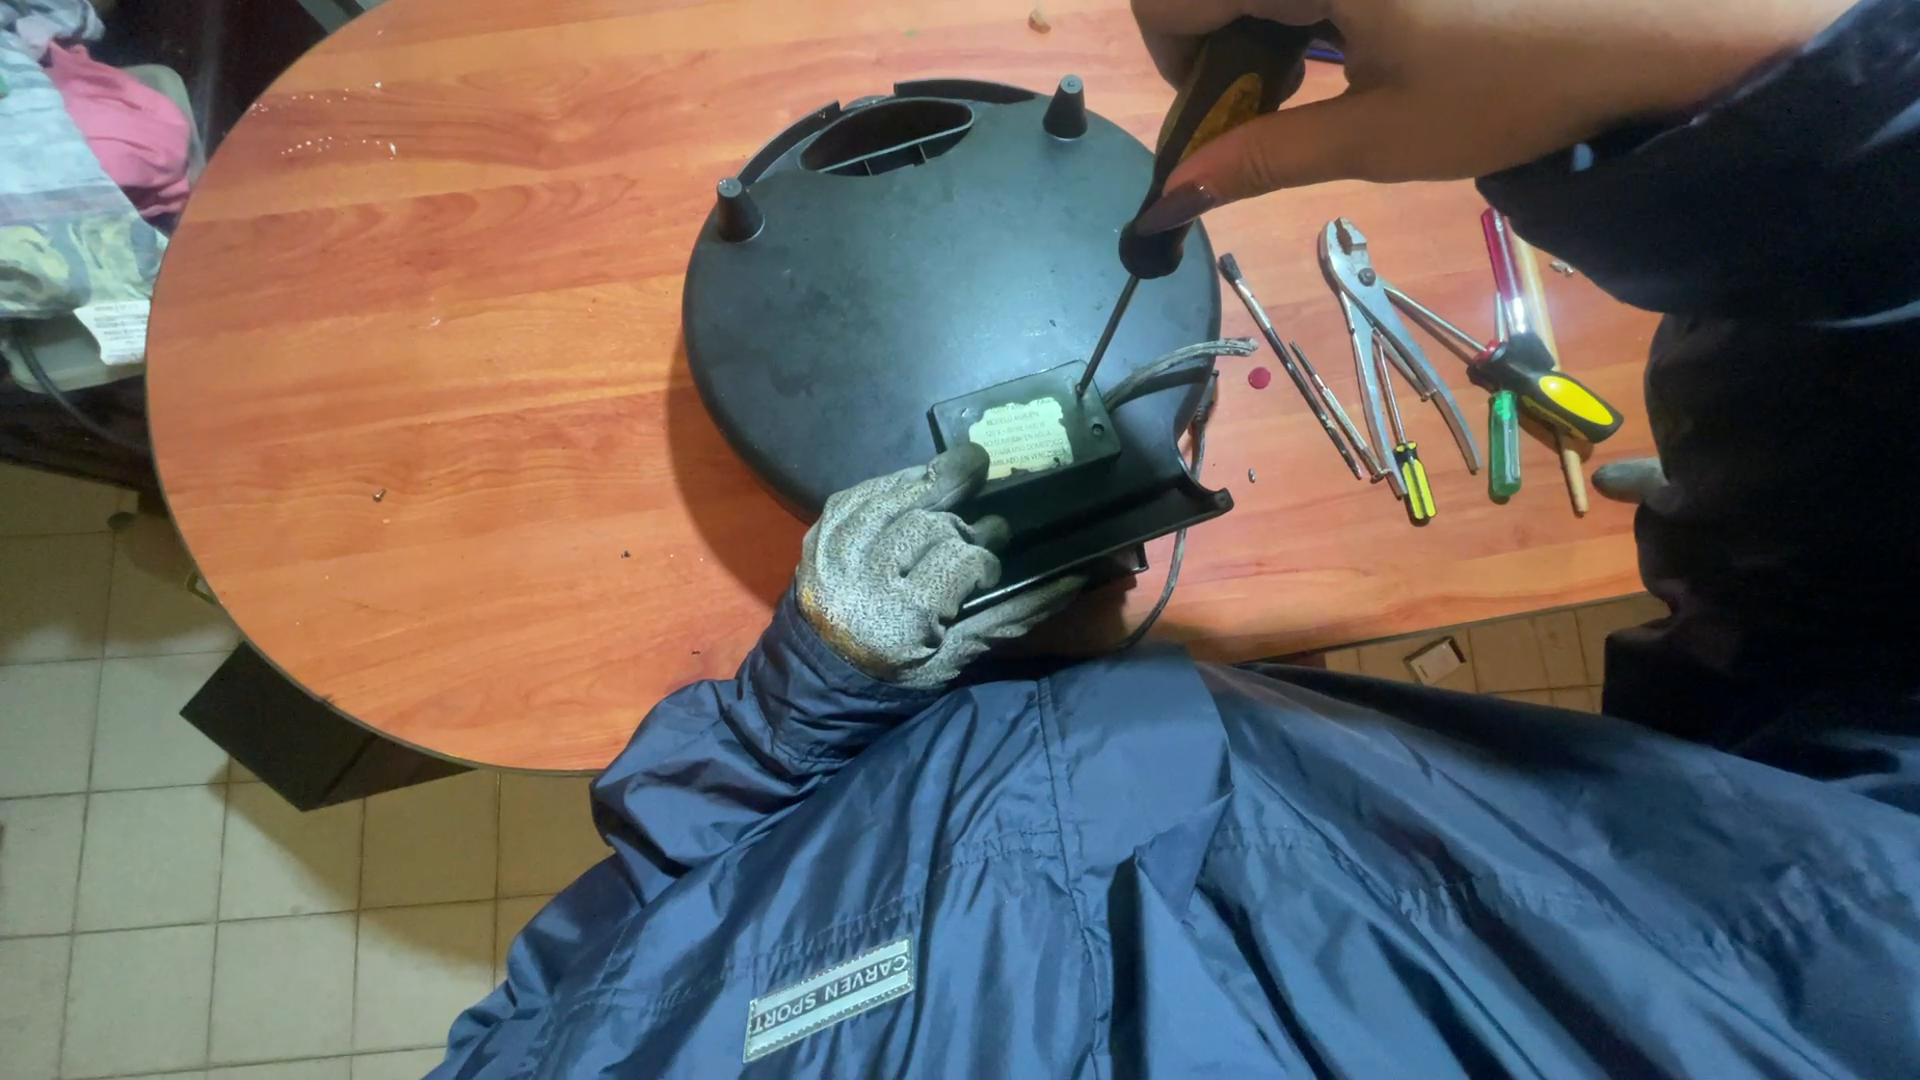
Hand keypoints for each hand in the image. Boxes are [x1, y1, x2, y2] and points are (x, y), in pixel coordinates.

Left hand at [796, 445, 1083, 687]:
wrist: (819, 681)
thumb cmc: (896, 675)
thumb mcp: (954, 657)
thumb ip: (1008, 616)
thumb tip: (1069, 580)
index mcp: (900, 619)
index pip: (958, 560)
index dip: (985, 556)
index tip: (994, 560)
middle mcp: (862, 580)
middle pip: (926, 523)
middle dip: (962, 520)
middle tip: (986, 524)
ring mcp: (833, 554)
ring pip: (892, 498)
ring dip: (931, 481)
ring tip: (962, 472)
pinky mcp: (815, 539)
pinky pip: (857, 494)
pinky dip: (890, 481)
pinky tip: (916, 478)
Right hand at [1131, 0, 1849, 217]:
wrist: (1693, 10)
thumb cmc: (1521, 80)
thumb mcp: (1374, 134)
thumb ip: (1256, 158)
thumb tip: (1167, 202)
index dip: (1175, 57)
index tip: (1223, 100)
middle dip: (1222, 28)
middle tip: (1282, 77)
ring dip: (1273, 9)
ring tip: (1335, 44)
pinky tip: (1371, 13)